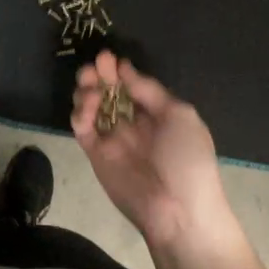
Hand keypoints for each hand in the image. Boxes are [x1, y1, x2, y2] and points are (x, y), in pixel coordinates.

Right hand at [71, 52, 234, 250]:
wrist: (178, 210)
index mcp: (158, 113)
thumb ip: (150, 91)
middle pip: (109, 93)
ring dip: (87, 91)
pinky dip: (80, 114)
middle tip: (94, 67)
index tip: (109, 58)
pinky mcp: (95, 154)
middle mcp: (133, 123)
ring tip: (89, 85)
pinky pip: (82, 128)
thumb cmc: (187, 160)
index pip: (133, 85)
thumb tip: (125, 69)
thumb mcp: (179, 116)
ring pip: (91, 107)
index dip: (119, 71)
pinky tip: (86, 107)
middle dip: (99, 76)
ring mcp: (113, 138)